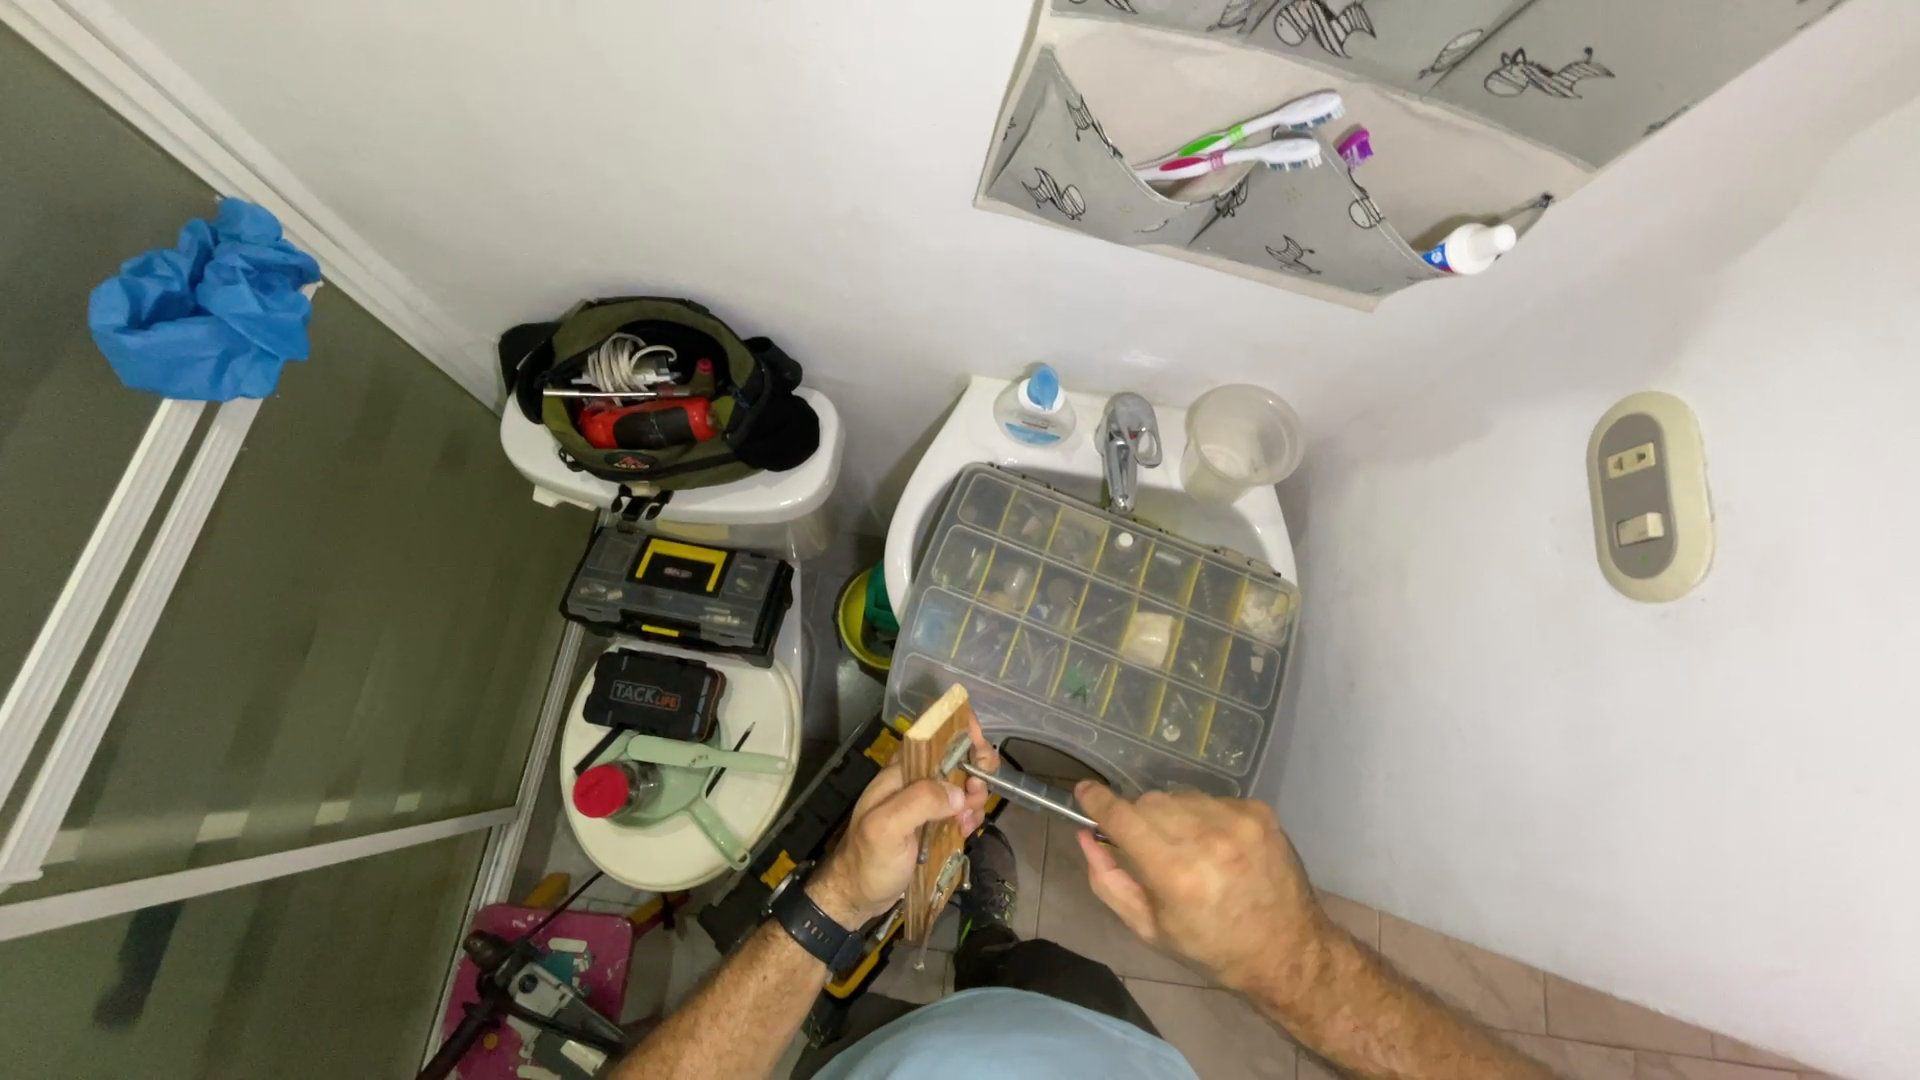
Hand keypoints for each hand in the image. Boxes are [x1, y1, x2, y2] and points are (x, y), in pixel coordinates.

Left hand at [807, 714, 997, 926]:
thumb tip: (958, 792)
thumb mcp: (887, 828)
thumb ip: (919, 802)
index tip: (979, 753)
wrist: (858, 897)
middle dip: (975, 771)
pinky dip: (970, 815)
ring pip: (963, 783)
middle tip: (974, 797)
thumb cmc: (867, 860)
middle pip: (957, 756)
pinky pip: (962, 808)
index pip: (934, 735)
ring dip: (975, 798)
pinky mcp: (935, 821)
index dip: (961, 733)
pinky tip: (965, 830)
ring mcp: (926, 800)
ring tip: (966, 821)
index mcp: (901, 770)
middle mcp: (915, 778)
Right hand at [1074, 783, 1328, 994]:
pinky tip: (1219, 845)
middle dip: (1138, 819)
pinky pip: (1211, 798)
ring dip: (1172, 815)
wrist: (1289, 951)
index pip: (1121, 818)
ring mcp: (1236, 820)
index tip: (1083, 791)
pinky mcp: (1258, 811)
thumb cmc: (1212, 947)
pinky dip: (1204, 816)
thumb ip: (1108, 880)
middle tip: (1150, 847)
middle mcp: (1205, 838)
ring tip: (1190, 848)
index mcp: (1174, 873)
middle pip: (1147, 803)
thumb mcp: (1149, 928)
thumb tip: (1086, 836)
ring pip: (1178, 796)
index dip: (1096, 800)